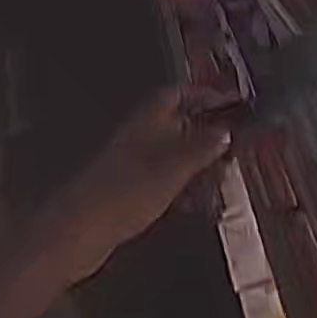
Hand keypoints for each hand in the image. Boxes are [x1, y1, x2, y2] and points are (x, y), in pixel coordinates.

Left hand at [32, 86, 232, 283]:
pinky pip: (166, 176)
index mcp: (150, 116)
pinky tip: (195, 203)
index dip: (204, 94)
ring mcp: (135, 158)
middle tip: (232, 147)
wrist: (84, 225)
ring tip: (219, 180)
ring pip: (175, 152)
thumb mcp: (174, 167)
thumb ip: (201, 147)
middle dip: (207, 134)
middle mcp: (142, 131)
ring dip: (198, 165)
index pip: (179, 92)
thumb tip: (224, 131)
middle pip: (180, 121)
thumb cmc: (127, 189)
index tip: (229, 101)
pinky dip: (183, 185)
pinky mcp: (132, 184)